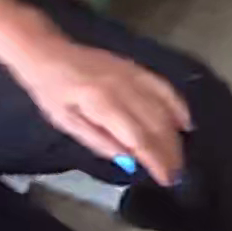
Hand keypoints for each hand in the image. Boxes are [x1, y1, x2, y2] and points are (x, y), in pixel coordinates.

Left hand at [4, 32, 192, 185]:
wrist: (46, 50)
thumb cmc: (51, 91)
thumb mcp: (68, 123)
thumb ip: (100, 143)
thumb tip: (130, 162)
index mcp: (101, 103)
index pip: (139, 138)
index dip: (156, 161)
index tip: (167, 180)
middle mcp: (122, 88)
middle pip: (158, 126)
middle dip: (171, 154)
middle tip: (177, 175)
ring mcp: (132, 76)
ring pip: (166, 110)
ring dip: (176, 137)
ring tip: (180, 158)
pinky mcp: (137, 69)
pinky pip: (165, 88)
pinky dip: (179, 107)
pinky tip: (186, 124)